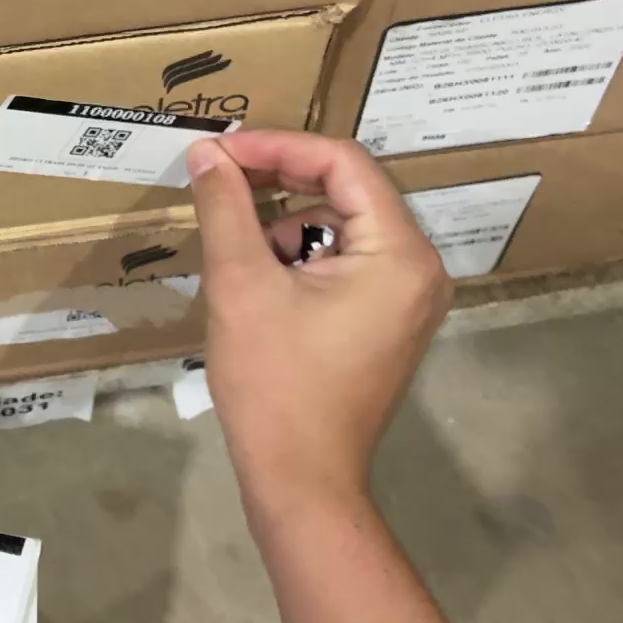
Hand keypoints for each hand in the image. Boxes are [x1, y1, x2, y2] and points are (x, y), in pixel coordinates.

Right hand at [187, 131, 450, 516]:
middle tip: (218, 172)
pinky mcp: (384, 317)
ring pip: (338, 222)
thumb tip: (205, 152)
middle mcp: (417, 267)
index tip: (220, 150)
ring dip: (283, 217)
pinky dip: (296, 250)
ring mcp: (405, 296)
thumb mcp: (240, 280)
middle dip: (278, 175)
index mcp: (398, 253)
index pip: (342, 163)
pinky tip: (258, 276)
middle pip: (346, 188)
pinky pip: (341, 257)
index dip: (278, 145)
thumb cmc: (273, 378)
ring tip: (234, 238)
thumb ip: (225, 204)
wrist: (299, 477)